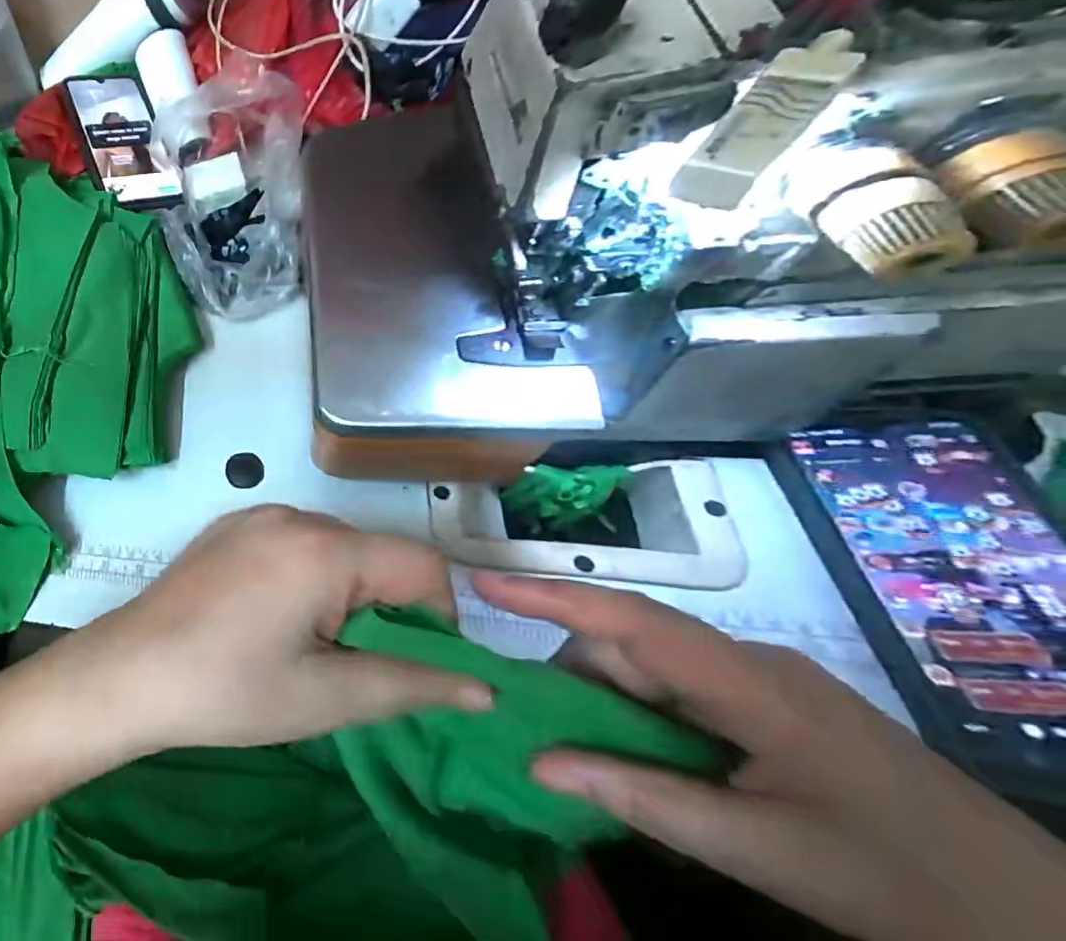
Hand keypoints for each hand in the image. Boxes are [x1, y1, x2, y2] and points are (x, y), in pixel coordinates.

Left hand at [46, 506, 492, 752]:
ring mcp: (251, 516)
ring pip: (334, 548)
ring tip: (309, 647)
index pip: (422, 565)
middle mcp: (290, 514)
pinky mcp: (226, 529)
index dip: (441, 617)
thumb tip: (484, 689)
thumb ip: (412, 683)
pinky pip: (291, 544)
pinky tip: (271, 620)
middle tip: (355, 664)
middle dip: (385, 607)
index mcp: (322, 547)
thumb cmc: (227, 689)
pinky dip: (305, 578)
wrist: (126, 673)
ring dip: (344, 594)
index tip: (423, 664)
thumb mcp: (327, 695)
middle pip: (375, 553)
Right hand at [475, 573, 1065, 940]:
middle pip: (630, 649)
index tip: (481, 584)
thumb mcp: (763, 850)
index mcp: (752, 684)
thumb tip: (535, 762)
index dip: (551, 597)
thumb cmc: (904, 879)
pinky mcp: (768, 711)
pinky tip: (640, 768)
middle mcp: (749, 665)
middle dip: (573, 681)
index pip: (631, 621)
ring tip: (589, 764)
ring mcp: (762, 685)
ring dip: (607, 710)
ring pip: (650, 674)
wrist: (1041, 920)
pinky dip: (640, 725)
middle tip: (532, 730)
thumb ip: (642, 798)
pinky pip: (678, 699)